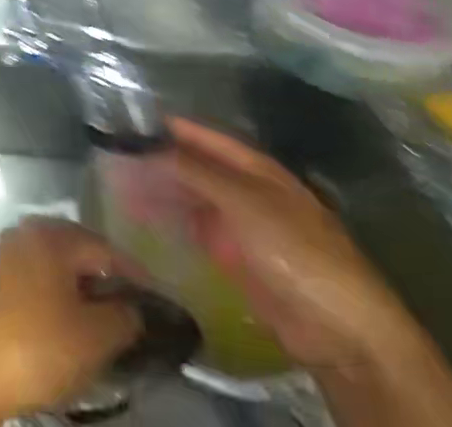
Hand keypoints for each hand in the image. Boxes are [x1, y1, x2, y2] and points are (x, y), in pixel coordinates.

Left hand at [0, 217, 143, 417]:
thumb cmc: (43, 346)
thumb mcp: (98, 335)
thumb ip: (125, 315)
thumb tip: (132, 309)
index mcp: (51, 237)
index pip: (104, 249)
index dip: (134, 275)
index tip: (157, 299)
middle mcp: (27, 233)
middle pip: (78, 250)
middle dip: (106, 275)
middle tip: (132, 304)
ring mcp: (7, 253)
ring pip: (57, 262)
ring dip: (82, 283)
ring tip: (106, 313)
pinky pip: (38, 274)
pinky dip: (59, 290)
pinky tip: (73, 315)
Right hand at [106, 117, 419, 370]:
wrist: (337, 327)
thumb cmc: (295, 251)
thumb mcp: (243, 201)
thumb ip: (195, 171)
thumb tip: (148, 148)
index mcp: (255, 167)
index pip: (204, 136)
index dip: (168, 129)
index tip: (127, 125)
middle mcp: (245, 188)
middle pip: (194, 166)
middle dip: (157, 161)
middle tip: (113, 161)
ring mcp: (238, 222)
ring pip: (189, 196)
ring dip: (158, 191)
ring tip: (118, 189)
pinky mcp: (232, 255)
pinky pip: (193, 228)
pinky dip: (169, 220)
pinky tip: (143, 220)